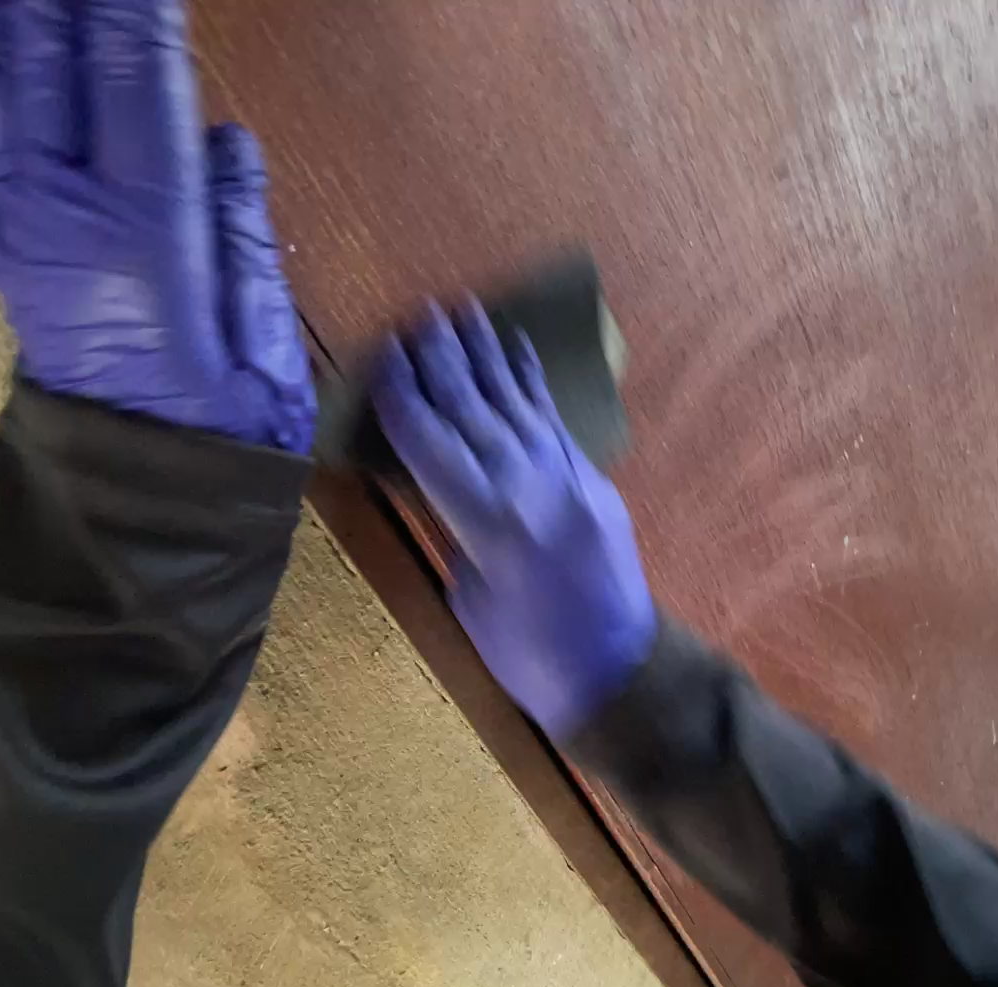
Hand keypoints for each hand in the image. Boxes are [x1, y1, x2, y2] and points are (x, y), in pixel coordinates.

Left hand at [0, 0, 313, 450]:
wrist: (143, 493)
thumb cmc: (228, 426)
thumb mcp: (267, 342)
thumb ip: (245, 235)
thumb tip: (226, 138)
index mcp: (149, 234)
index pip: (136, 78)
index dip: (137, 5)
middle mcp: (65, 211)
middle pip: (50, 57)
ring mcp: (19, 224)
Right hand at [373, 300, 654, 739]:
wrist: (616, 666)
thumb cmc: (527, 653)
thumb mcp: (469, 599)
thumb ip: (455, 530)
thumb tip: (442, 483)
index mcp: (487, 520)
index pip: (429, 440)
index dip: (401, 396)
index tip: (382, 356)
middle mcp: (527, 482)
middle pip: (471, 408)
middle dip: (440, 358)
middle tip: (419, 314)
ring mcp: (566, 473)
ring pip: (514, 401)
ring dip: (485, 353)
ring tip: (462, 309)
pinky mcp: (591, 476)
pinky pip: (553, 418)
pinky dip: (532, 380)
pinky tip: (517, 347)